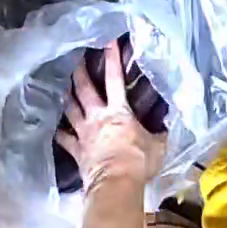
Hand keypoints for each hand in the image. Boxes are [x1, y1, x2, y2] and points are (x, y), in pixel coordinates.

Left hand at [58, 39, 165, 189]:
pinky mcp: (77, 151)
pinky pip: (65, 139)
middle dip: (79, 73)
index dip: (111, 59)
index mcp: (119, 111)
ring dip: (67, 98)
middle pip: (84, 90)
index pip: (114, 79)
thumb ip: (160, 131)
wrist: (116, 185)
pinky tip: (57, 129)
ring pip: (71, 110)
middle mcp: (97, 117)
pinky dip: (61, 132)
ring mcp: (84, 133)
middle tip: (75, 60)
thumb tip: (169, 122)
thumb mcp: (159, 144)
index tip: (108, 42)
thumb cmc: (139, 161)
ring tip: (64, 89)